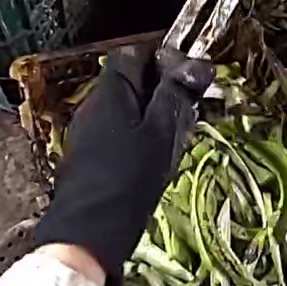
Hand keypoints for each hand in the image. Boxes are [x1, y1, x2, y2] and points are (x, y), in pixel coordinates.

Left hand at [32, 48, 214, 285]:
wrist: (89, 232)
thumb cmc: (129, 179)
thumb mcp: (161, 132)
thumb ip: (177, 95)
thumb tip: (199, 64)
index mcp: (111, 92)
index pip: (136, 54)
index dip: (166, 58)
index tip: (192, 76)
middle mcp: (93, 105)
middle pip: (131, 80)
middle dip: (163, 87)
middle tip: (191, 106)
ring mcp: (88, 131)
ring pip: (127, 107)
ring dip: (153, 112)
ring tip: (178, 132)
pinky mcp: (88, 155)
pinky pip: (119, 130)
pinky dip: (141, 133)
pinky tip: (156, 154)